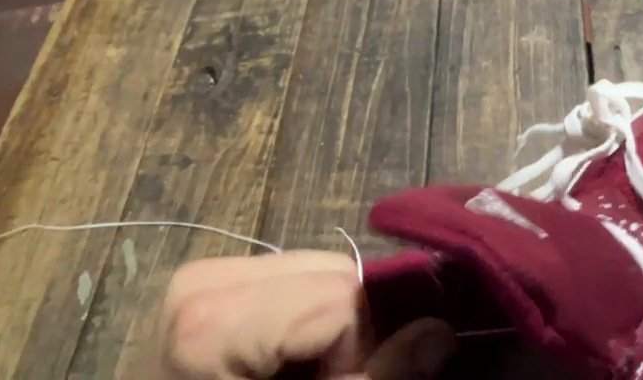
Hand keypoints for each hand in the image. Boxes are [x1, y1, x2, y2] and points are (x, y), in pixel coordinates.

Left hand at [158, 251, 454, 379]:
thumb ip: (373, 379)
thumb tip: (440, 332)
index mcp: (211, 318)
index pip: (339, 298)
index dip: (357, 353)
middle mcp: (204, 278)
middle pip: (330, 274)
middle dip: (348, 334)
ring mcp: (202, 276)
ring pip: (316, 273)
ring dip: (329, 327)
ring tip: (300, 377)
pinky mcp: (206, 284)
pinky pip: (289, 282)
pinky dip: (303, 322)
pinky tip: (283, 364)